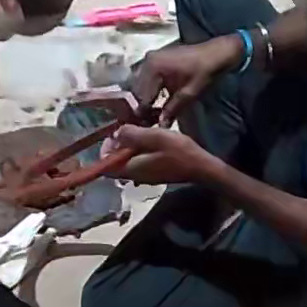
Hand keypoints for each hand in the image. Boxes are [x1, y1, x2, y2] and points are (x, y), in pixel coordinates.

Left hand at [106, 124, 220, 185]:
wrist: (202, 168)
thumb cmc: (179, 152)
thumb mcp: (154, 137)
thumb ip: (132, 134)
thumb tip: (115, 134)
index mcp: (132, 168)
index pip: (105, 165)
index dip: (105, 149)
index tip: (114, 133)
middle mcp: (135, 176)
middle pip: (116, 164)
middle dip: (118, 146)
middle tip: (128, 129)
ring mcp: (146, 177)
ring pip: (128, 162)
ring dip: (130, 148)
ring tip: (140, 132)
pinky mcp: (155, 174)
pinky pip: (139, 163)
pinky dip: (140, 152)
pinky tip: (150, 141)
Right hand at [129, 36, 242, 124]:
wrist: (214, 54)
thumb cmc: (203, 73)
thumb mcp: (188, 94)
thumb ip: (172, 110)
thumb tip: (160, 126)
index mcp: (153, 67)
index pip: (142, 96)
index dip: (143, 113)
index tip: (145, 126)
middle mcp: (146, 61)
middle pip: (138, 89)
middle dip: (143, 106)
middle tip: (149, 122)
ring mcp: (150, 58)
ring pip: (141, 84)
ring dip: (145, 99)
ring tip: (152, 114)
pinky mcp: (156, 59)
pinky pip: (147, 78)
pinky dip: (150, 90)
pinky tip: (156, 101)